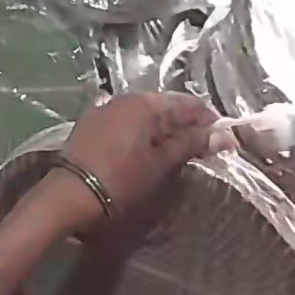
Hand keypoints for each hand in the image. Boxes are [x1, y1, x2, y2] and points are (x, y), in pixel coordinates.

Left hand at [32, 93, 229, 231]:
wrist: (69, 196)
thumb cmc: (121, 181)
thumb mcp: (160, 164)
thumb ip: (191, 145)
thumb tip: (224, 135)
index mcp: (145, 103)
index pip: (188, 105)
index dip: (210, 122)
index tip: (225, 141)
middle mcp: (125, 98)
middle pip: (166, 107)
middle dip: (187, 125)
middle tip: (204, 148)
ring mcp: (105, 109)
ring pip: (145, 114)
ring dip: (164, 129)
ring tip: (178, 150)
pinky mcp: (91, 124)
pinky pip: (126, 122)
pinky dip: (141, 132)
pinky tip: (147, 147)